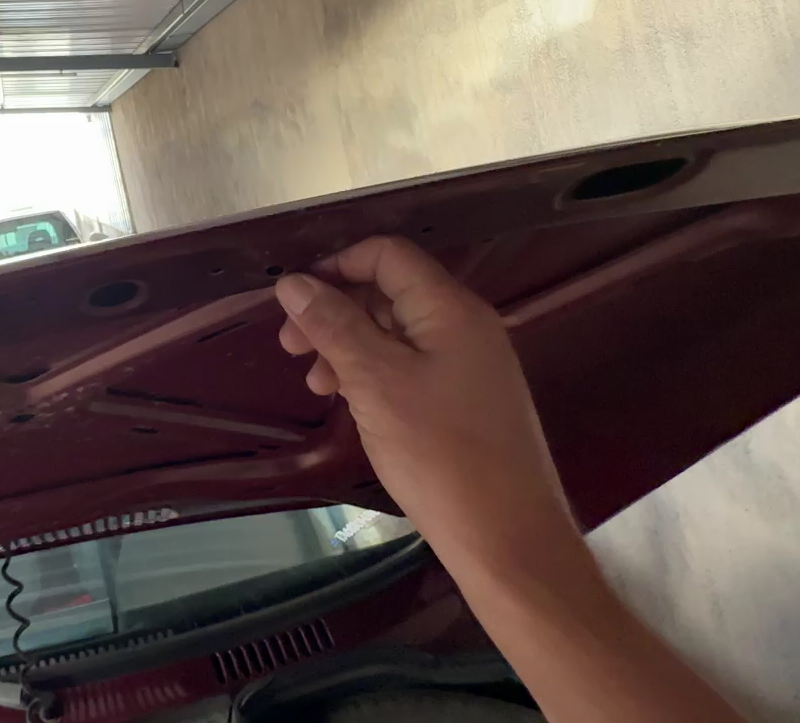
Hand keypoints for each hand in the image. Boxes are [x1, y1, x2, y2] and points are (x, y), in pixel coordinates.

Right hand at [275, 236, 583, 576]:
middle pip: (385, 291)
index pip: (386, 255)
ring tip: (315, 383)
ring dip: (344, 345)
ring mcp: (465, 362)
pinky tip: (344, 399)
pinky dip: (368, 371)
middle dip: (332, 310)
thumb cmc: (439, 453)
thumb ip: (332, 325)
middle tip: (291, 346)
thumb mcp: (373, 381)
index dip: (336, 266)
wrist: (508, 542)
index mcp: (449, 310)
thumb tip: (292, 283)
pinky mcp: (461, 396)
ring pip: (391, 330)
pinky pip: (405, 363)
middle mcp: (462, 325)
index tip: (294, 300)